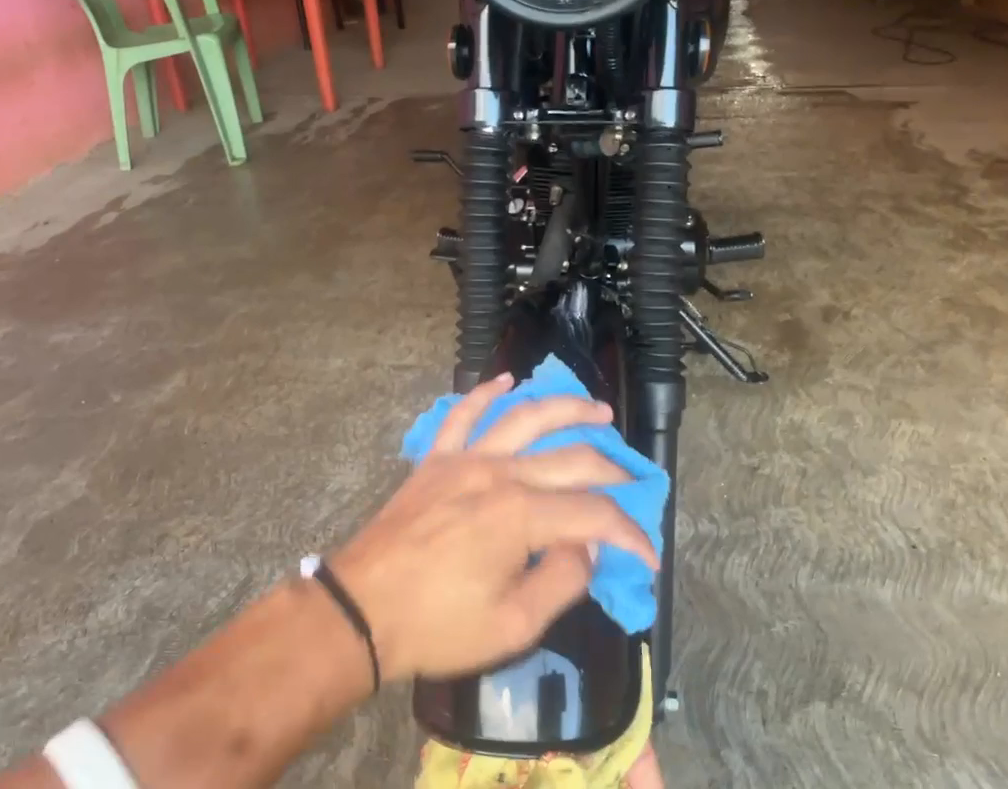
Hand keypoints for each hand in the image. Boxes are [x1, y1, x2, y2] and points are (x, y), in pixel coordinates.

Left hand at [328, 374, 658, 680]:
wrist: (361, 611)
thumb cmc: (437, 625)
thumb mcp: (512, 625)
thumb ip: (562, 580)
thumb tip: (587, 547)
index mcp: (521, 516)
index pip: (595, 514)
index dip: (629, 534)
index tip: (646, 557)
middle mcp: (499, 474)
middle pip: (572, 458)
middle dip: (614, 470)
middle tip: (637, 483)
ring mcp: (464, 460)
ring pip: (525, 418)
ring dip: (567, 409)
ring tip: (598, 410)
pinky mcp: (436, 460)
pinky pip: (463, 414)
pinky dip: (486, 393)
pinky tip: (507, 381)